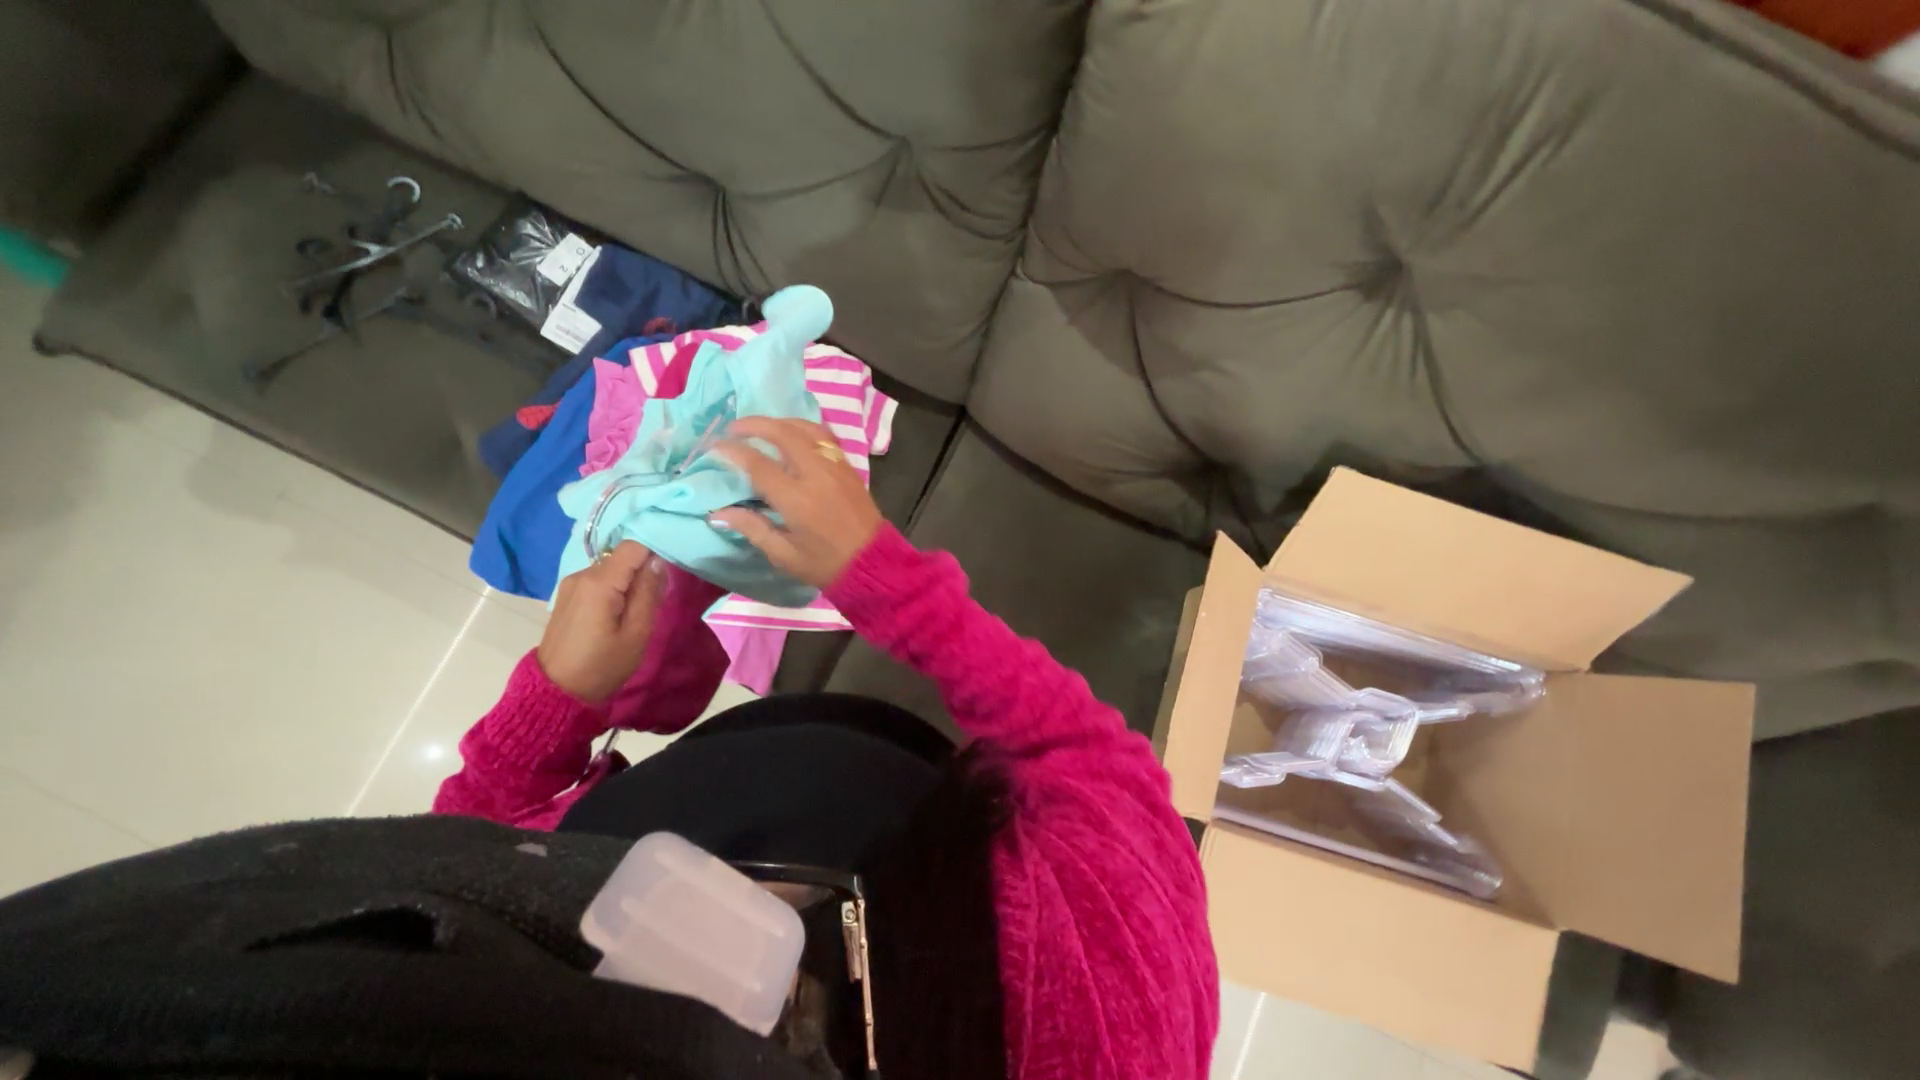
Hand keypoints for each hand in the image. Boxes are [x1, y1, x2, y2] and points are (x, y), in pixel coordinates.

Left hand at [537, 541, 666, 702]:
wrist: (557, 692)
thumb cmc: (602, 665)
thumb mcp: (636, 633)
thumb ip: (648, 593)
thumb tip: (657, 562)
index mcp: (599, 582)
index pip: (633, 546)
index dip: (655, 550)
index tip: (670, 569)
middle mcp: (581, 574)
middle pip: (621, 556)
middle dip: (643, 568)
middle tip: (659, 594)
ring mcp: (571, 584)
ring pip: (610, 568)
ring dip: (628, 580)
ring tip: (640, 607)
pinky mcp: (568, 596)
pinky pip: (598, 580)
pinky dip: (614, 587)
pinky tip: (620, 610)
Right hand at [711, 417, 883, 587]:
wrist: (872, 563)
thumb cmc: (825, 564)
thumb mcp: (784, 554)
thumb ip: (751, 528)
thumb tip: (717, 513)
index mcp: (796, 498)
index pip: (758, 464)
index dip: (733, 451)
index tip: (715, 445)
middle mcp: (816, 474)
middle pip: (783, 433)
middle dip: (755, 424)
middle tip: (734, 428)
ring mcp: (835, 466)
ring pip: (806, 429)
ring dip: (780, 422)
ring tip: (762, 427)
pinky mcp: (847, 467)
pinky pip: (824, 436)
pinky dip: (804, 428)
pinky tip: (792, 433)